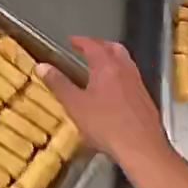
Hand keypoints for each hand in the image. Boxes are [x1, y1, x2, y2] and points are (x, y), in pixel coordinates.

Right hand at [35, 37, 169, 166]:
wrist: (141, 147)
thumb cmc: (105, 124)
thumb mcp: (74, 104)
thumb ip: (58, 84)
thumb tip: (42, 66)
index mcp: (106, 67)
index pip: (93, 45)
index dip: (81, 41)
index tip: (72, 40)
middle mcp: (125, 71)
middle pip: (115, 48)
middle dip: (100, 45)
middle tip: (88, 48)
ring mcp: (138, 85)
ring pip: (126, 63)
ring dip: (113, 59)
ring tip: (101, 66)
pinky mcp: (146, 100)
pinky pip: (132, 78)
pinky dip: (121, 75)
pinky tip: (114, 90)